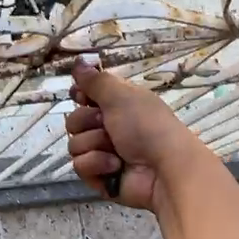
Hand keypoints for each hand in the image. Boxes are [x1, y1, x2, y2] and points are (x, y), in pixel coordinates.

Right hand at [66, 63, 206, 211]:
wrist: (164, 170)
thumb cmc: (147, 127)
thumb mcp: (121, 96)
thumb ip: (96, 80)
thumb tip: (78, 61)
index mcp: (118, 105)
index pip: (86, 96)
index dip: (81, 96)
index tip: (82, 96)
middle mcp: (110, 128)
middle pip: (74, 121)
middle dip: (86, 122)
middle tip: (105, 125)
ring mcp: (104, 153)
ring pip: (75, 145)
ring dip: (94, 144)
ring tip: (115, 150)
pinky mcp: (101, 177)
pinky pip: (80, 166)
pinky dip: (96, 164)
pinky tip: (115, 167)